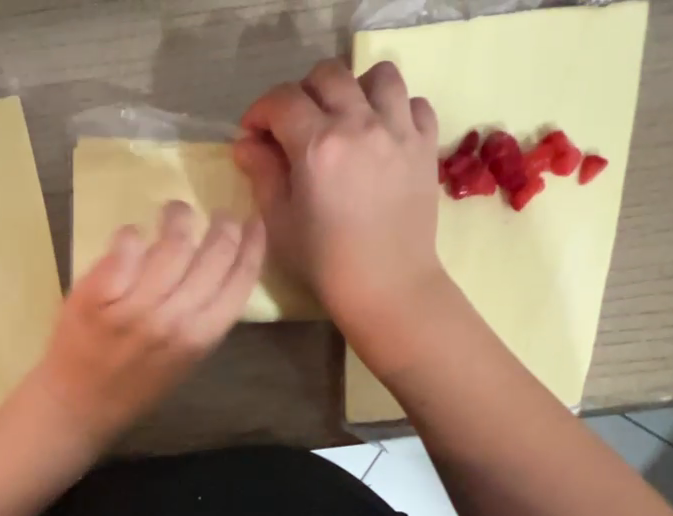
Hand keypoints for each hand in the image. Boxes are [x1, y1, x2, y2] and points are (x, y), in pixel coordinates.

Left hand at [32, 201, 265, 443]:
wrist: (77, 405)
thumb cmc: (131, 385)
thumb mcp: (182, 361)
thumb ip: (201, 319)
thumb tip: (217, 264)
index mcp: (199, 339)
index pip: (240, 280)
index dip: (252, 246)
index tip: (253, 224)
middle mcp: (172, 320)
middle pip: (213, 255)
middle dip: (223, 227)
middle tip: (220, 215)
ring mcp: (133, 306)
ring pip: (172, 244)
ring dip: (179, 218)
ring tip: (176, 213)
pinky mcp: (97, 294)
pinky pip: (126, 248)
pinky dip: (131, 236)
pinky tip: (131, 237)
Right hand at [234, 60, 447, 341]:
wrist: (385, 283)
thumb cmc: (323, 261)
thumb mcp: (279, 222)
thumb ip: (262, 174)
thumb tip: (247, 144)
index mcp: (317, 145)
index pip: (281, 100)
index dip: (260, 111)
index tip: (252, 134)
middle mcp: (360, 123)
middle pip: (327, 76)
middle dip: (301, 94)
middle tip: (293, 126)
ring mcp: (399, 128)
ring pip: (377, 75)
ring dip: (353, 88)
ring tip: (343, 117)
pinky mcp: (425, 142)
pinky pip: (413, 101)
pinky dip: (394, 108)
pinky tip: (380, 133)